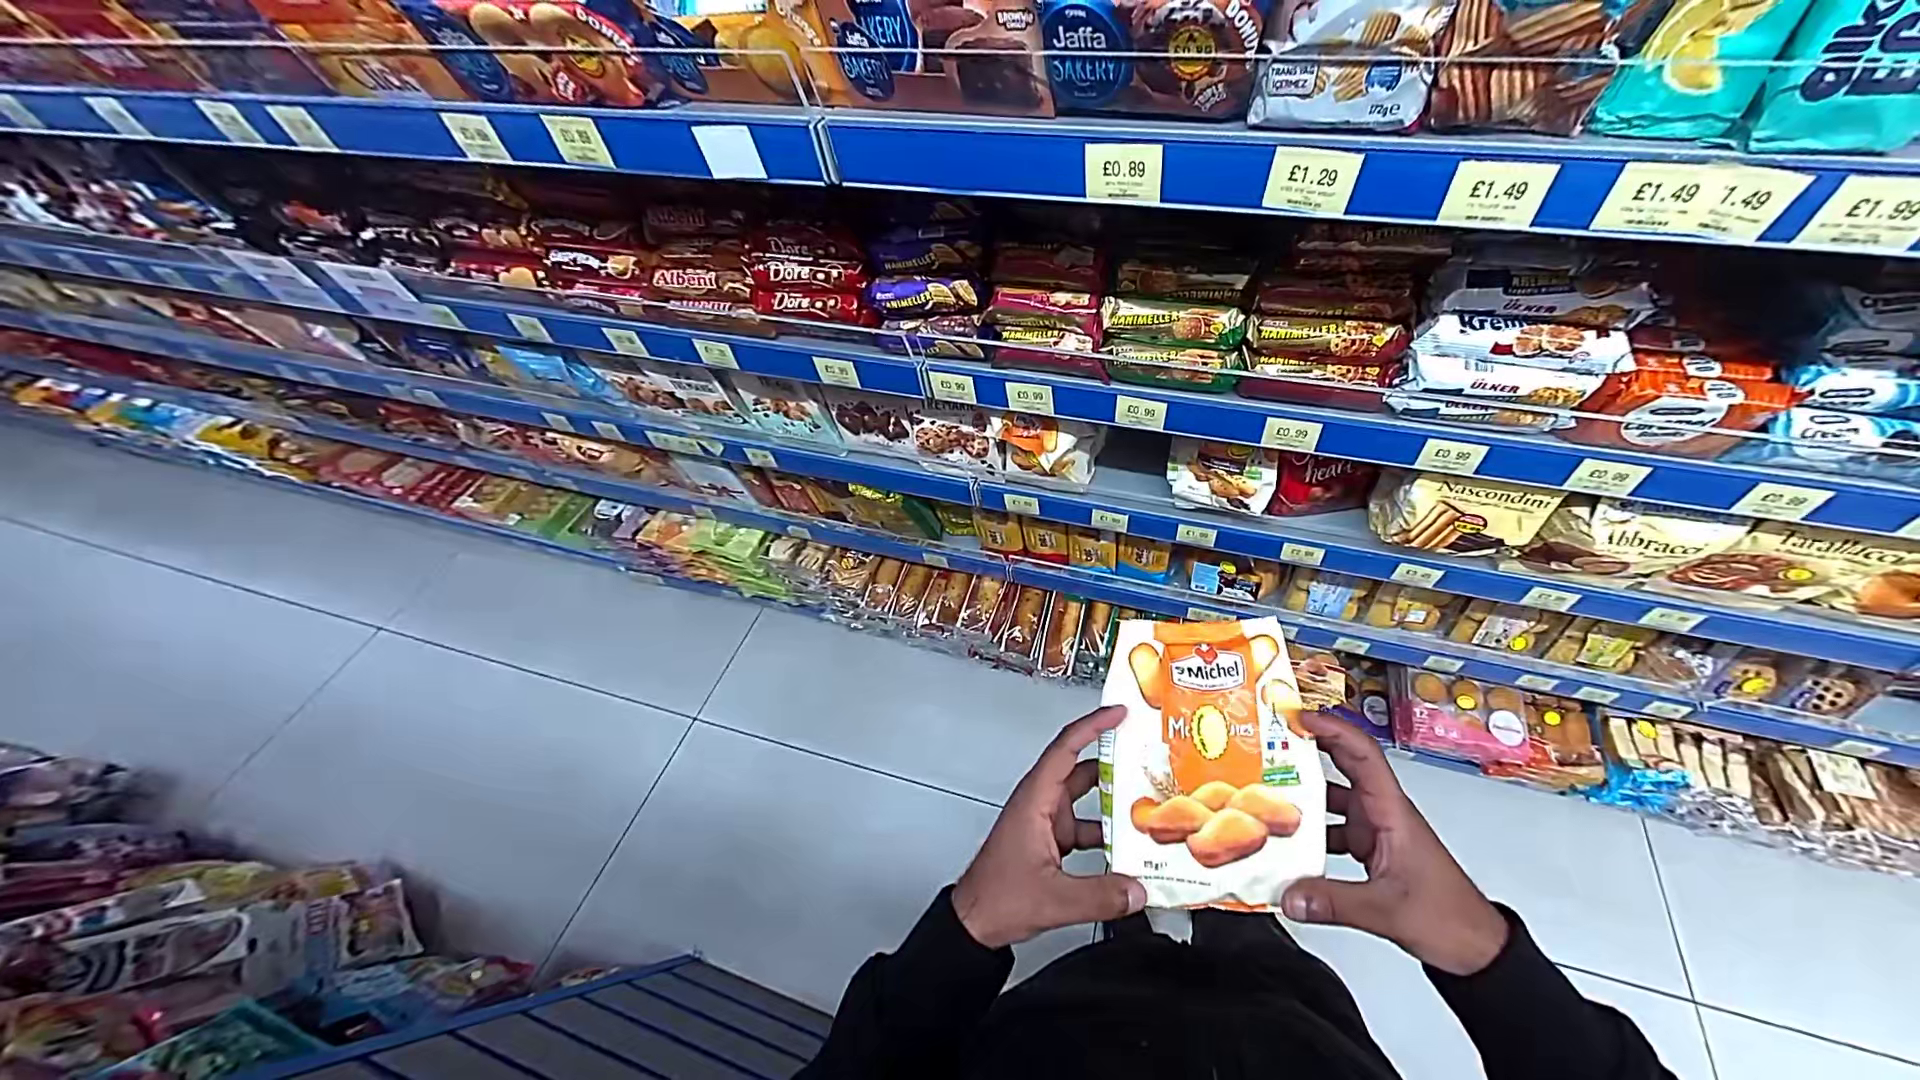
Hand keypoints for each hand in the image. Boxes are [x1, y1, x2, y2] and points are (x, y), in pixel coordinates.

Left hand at [952, 705, 1146, 948]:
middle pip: (1081, 769)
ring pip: (1085, 799)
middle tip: (1143, 751)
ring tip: (1147, 802)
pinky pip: (1084, 825)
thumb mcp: (1054, 898)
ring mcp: (1045, 820)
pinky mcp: (1050, 840)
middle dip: (1112, 758)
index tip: (1117, 713)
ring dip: (1112, 800)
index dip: (1092, 726)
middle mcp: (1040, 802)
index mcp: (1035, 799)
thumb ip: (1101, 896)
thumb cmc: (996, 896)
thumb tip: (1138, 889)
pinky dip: (1106, 832)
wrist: (975, 921)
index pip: (1066, 748)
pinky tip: (1129, 847)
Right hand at [1281, 712, 1509, 975]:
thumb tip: (1288, 895)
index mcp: (1392, 811)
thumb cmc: (1452, 919)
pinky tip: (1286, 839)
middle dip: (1309, 745)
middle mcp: (1381, 811)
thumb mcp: (1387, 910)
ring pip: (1332, 795)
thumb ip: (1333, 902)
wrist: (1478, 950)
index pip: (1363, 754)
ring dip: (1303, 789)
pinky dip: (1308, 827)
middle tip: (1274, 735)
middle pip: (1343, 763)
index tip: (1300, 718)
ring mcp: (1374, 828)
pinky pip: (1330, 825)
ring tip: (1268, 786)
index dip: (1332, 730)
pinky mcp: (1368, 847)